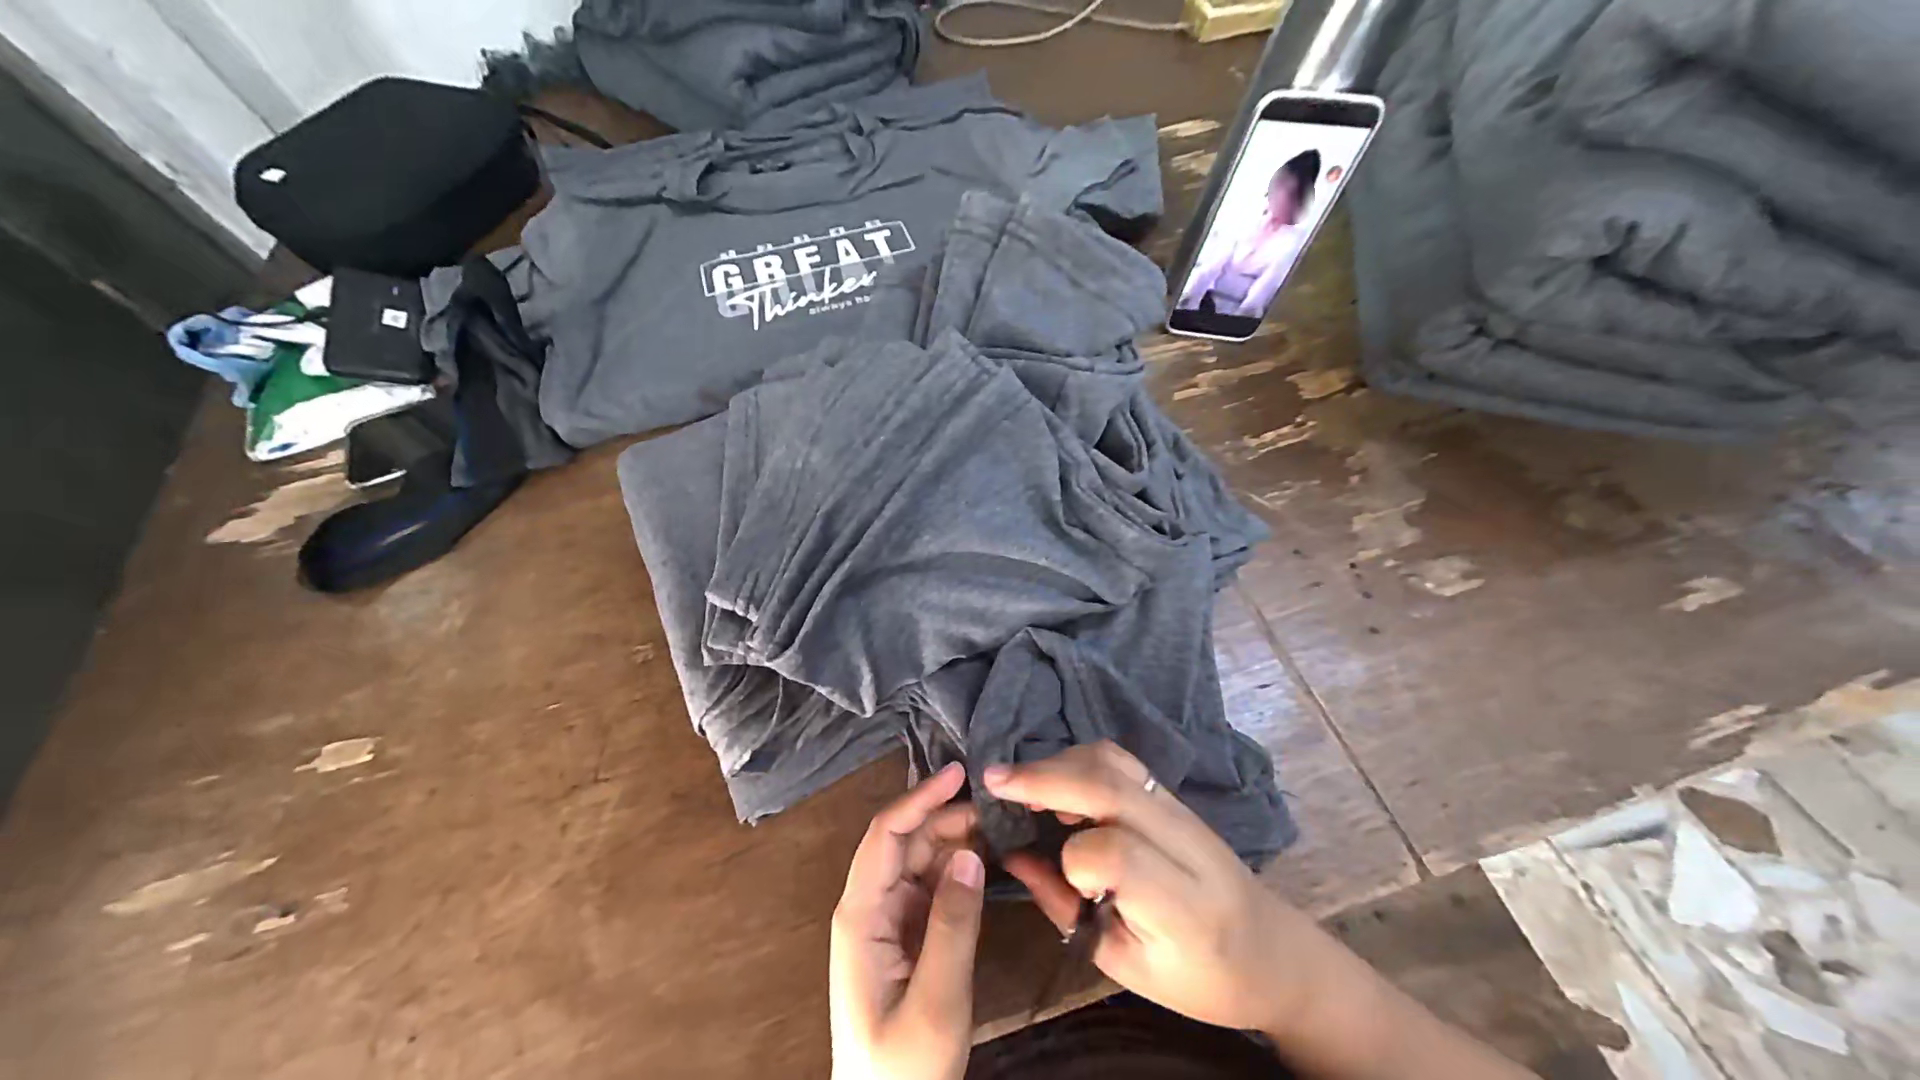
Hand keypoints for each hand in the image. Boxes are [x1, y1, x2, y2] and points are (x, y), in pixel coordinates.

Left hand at [830, 763, 985, 1079]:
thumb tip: (971, 853)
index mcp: (861, 914)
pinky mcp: (905, 934)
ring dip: (955, 840)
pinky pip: (931, 886)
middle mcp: (870, 906)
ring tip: (1000, 828)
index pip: (886, 835)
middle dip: (947, 817)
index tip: (959, 773)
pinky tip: (987, 861)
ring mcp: (887, 919)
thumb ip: (952, 925)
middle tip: (998, 809)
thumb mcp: (935, 1001)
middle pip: (906, 841)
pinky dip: (958, 869)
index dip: (920, 798)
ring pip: (920, 860)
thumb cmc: (903, 1067)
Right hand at [989, 742, 1315, 1035]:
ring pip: (1113, 760)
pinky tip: (1058, 782)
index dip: (1076, 859)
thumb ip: (1067, 909)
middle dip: (1044, 777)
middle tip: (993, 779)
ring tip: (1021, 784)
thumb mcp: (1128, 965)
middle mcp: (1185, 843)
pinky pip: (1122, 761)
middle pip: (1110, 785)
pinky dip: (1080, 760)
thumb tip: (1013, 854)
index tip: (1067, 878)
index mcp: (1184, 906)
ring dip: (1059, 762)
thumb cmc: (1200, 978)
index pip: (1117, 853)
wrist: (1272, 952)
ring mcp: (1182, 809)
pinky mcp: (1174, 794)